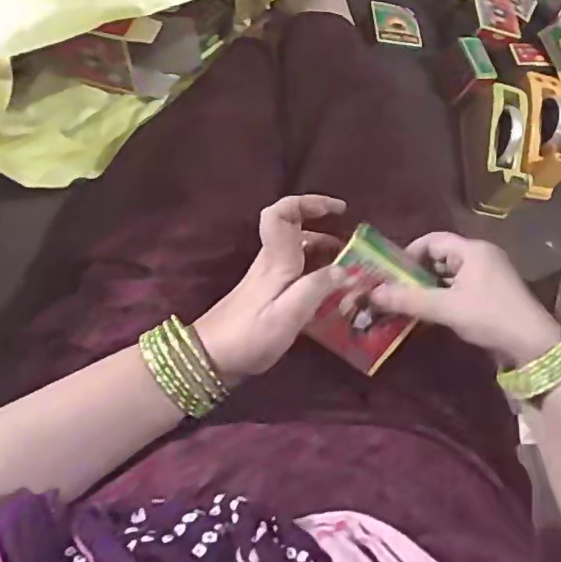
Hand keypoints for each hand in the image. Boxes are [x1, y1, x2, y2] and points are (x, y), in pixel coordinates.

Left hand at [194, 195, 346, 382]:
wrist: (209, 359)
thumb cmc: (248, 336)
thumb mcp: (287, 315)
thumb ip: (316, 288)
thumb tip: (343, 270)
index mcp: (276, 260)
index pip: (282, 213)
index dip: (309, 202)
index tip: (338, 209)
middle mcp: (271, 261)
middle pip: (295, 228)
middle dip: (324, 228)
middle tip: (351, 245)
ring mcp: (267, 277)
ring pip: (298, 249)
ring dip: (323, 251)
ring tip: (347, 268)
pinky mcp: (267, 293)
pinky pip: (297, 269)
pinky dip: (316, 271)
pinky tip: (329, 291)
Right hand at [369, 233, 560, 368]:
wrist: (532, 345)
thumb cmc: (489, 316)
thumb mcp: (446, 308)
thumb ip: (409, 299)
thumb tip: (373, 293)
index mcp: (473, 250)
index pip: (433, 240)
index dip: (409, 253)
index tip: (391, 272)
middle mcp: (482, 256)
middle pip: (441, 256)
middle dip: (417, 272)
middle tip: (395, 290)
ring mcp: (489, 274)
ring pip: (450, 274)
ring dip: (430, 286)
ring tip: (408, 303)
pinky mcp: (492, 293)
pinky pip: (461, 287)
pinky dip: (444, 296)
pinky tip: (432, 312)